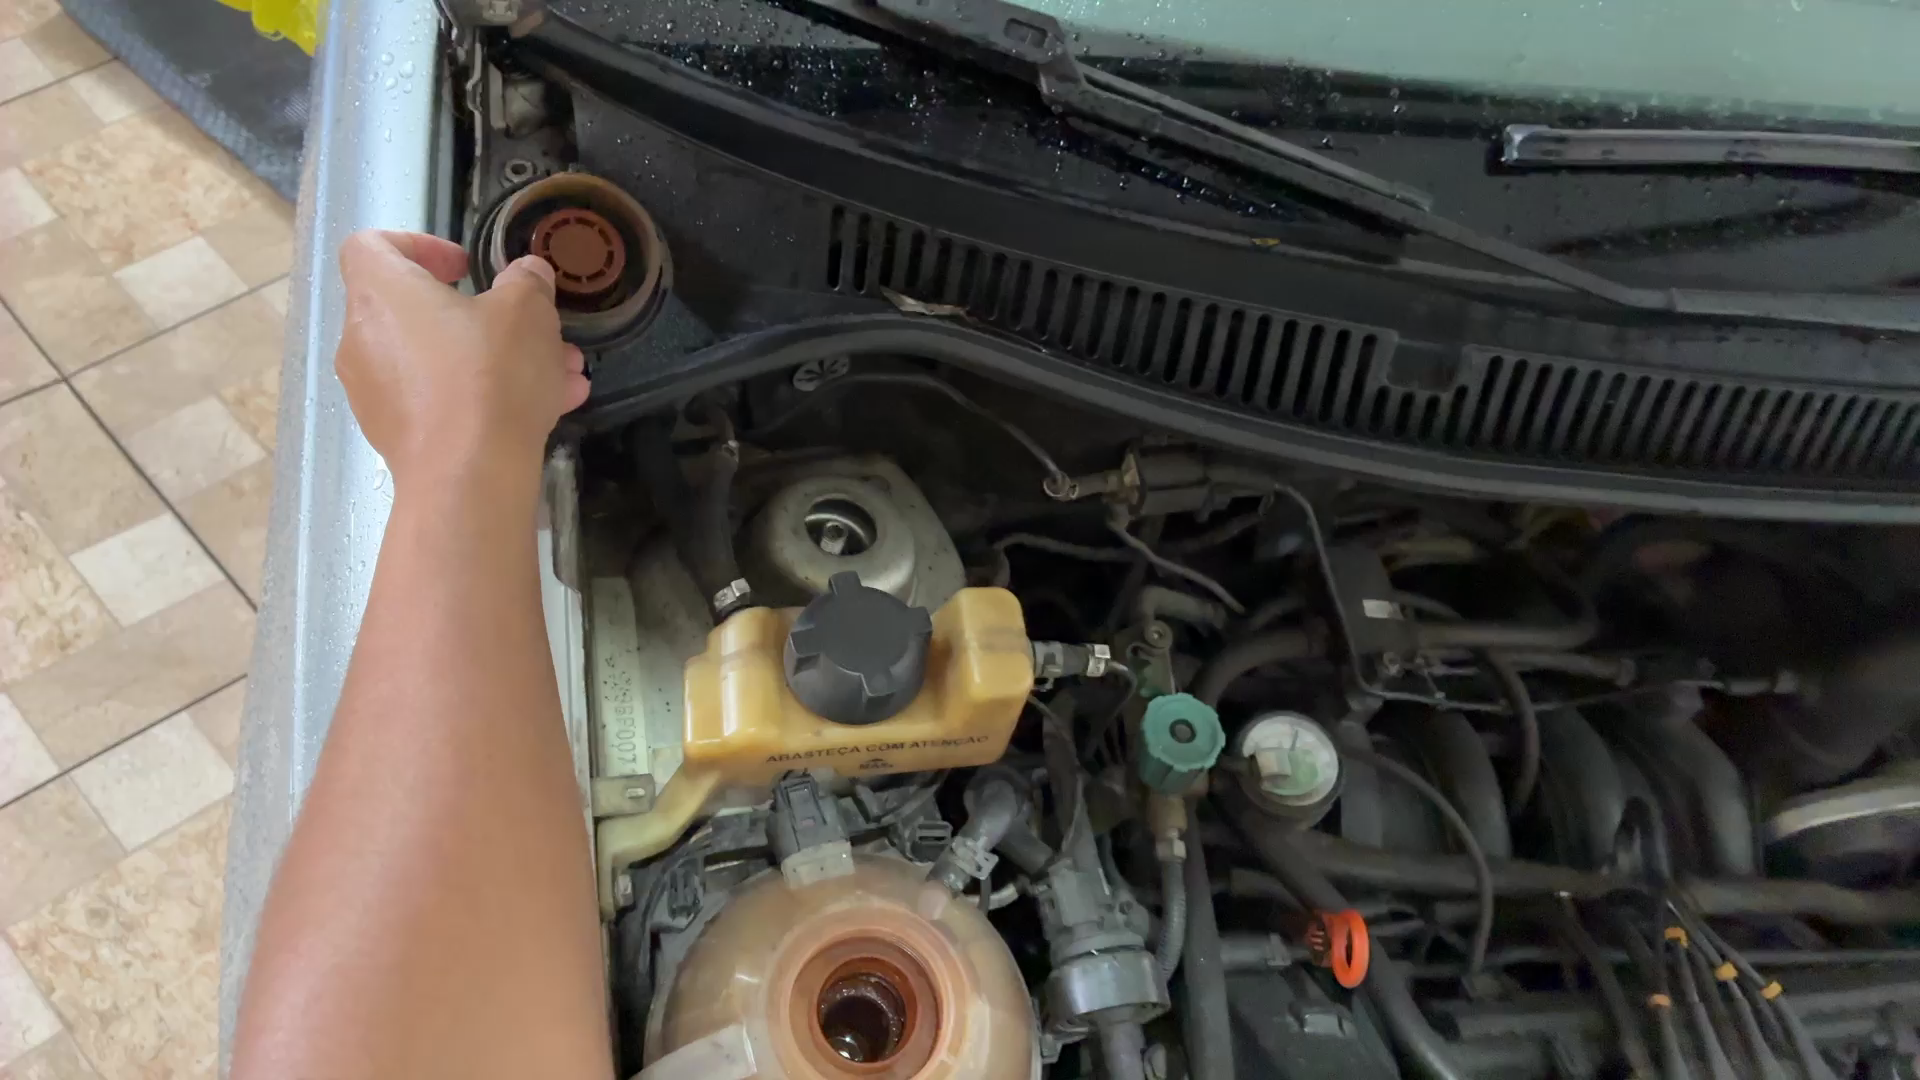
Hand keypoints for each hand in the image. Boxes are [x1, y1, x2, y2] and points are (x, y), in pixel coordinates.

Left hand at [335, 230, 587, 493]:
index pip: (375, 245)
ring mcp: (376, 391)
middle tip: (537, 334)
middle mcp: (364, 337)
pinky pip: (444, 402)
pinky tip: (541, 412)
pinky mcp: (398, 434)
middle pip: (423, 312)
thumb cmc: (491, 376)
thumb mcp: (528, 314)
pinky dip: (485, 399)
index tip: (467, 268)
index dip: (420, 246)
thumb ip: (528, 284)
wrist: (470, 473)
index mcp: (383, 291)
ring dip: (500, 362)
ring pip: (444, 362)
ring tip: (559, 378)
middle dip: (489, 320)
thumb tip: (528, 273)